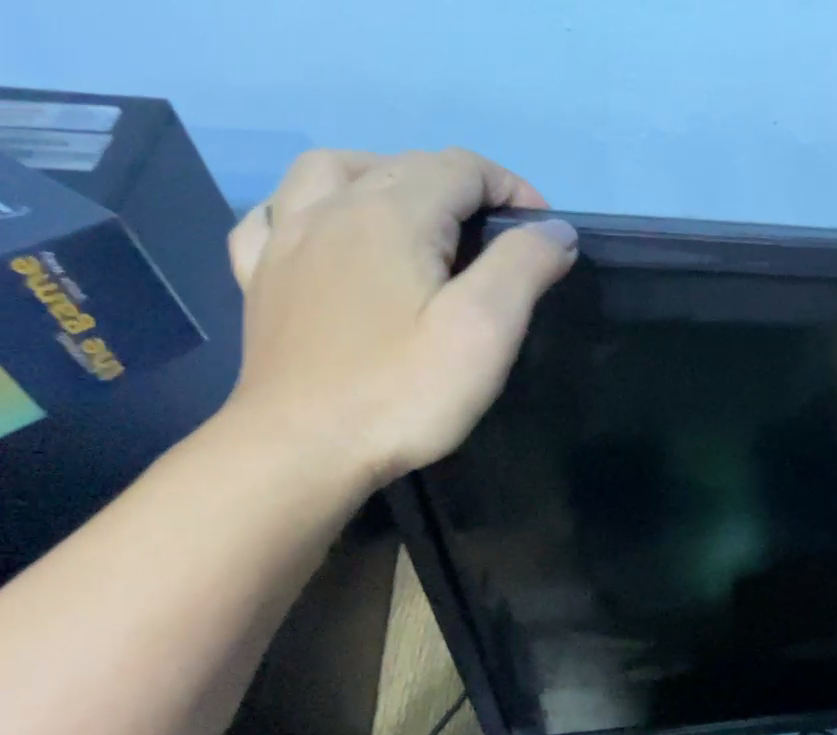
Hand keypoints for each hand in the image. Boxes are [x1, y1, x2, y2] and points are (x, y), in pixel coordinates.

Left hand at [222, 148, 578, 490]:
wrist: (304, 446)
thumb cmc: (405, 389)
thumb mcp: (486, 328)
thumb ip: (523, 266)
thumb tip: (554, 230)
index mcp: (390, 213)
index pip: (460, 168)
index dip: (512, 190)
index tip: (547, 237)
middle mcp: (330, 208)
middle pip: (403, 166)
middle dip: (464, 188)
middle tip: (503, 242)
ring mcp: (285, 240)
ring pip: (332, 170)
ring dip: (385, 176)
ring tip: (419, 216)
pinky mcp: (261, 277)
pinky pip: (278, 213)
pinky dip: (315, 208)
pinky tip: (332, 234)